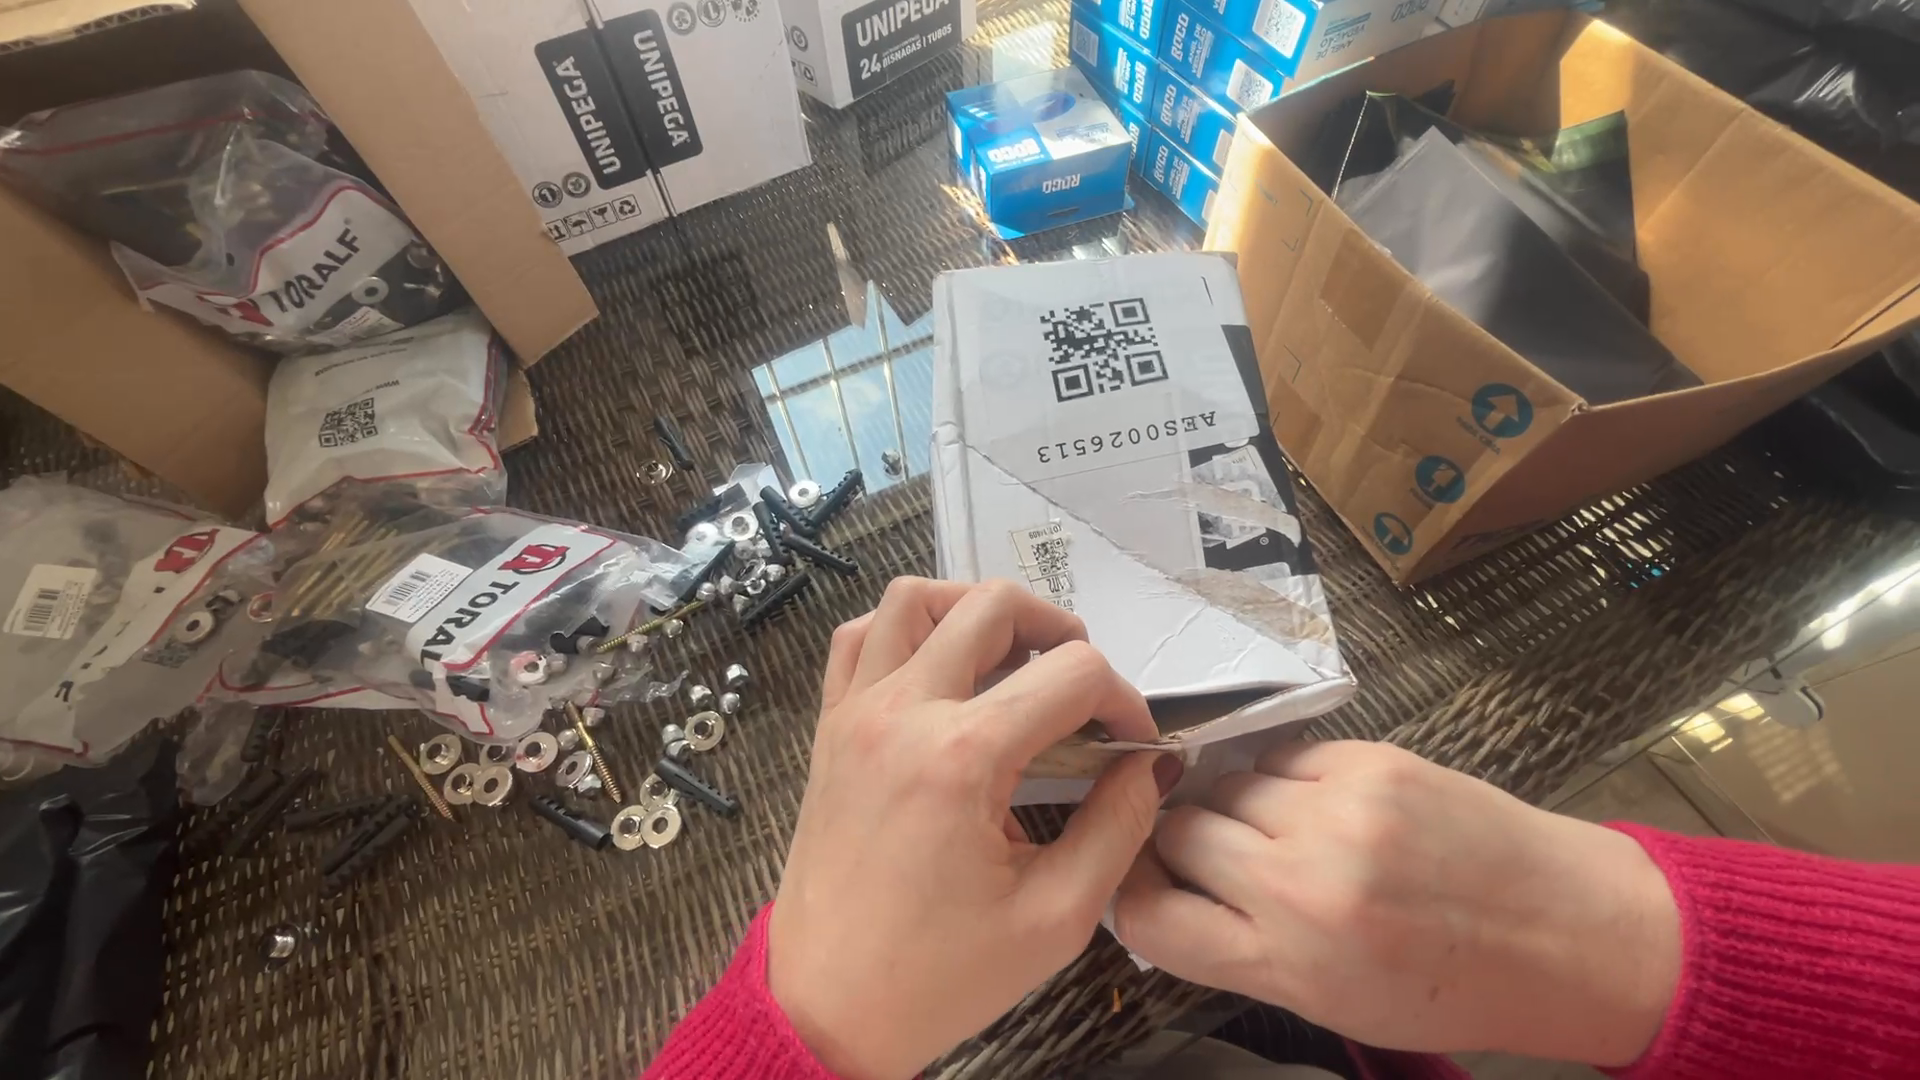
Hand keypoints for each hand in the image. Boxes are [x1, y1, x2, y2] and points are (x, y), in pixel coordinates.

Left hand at [769, 578, 1180, 1079]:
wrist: (825, 1006)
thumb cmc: (938, 976)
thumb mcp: (1056, 918)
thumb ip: (1118, 826)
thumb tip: (1148, 763)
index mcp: (964, 757)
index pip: (1072, 674)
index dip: (1122, 698)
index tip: (1130, 739)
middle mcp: (904, 711)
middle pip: (993, 606)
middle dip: (1058, 629)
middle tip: (1079, 683)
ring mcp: (857, 709)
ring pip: (915, 599)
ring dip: (974, 610)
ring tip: (1010, 655)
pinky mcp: (830, 724)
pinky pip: (859, 638)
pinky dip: (905, 628)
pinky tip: (937, 665)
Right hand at [1112, 741, 1680, 1066]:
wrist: (1571, 931)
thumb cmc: (1445, 985)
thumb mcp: (1328, 999)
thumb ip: (1234, 945)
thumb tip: (1156, 882)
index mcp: (1288, 964)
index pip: (1148, 916)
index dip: (1131, 890)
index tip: (1146, 877)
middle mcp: (1300, 886)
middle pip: (1176, 832)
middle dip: (1191, 841)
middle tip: (1231, 855)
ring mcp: (1333, 814)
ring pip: (1223, 785)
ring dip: (1239, 805)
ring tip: (1289, 828)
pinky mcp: (1363, 761)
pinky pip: (1276, 758)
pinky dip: (1283, 779)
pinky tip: (1325, 802)